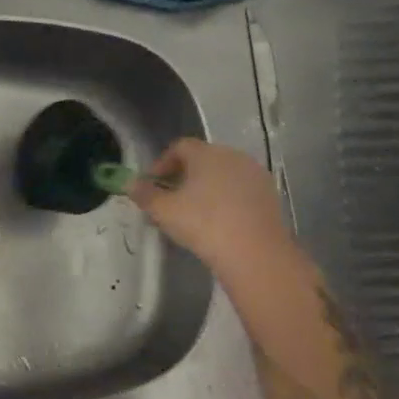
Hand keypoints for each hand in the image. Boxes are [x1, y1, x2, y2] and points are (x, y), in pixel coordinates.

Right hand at [128, 138, 291, 266]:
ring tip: (192, 213)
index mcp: (207, 154)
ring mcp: (254, 174)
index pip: (180, 147)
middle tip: (168, 201)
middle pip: (202, 159)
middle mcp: (233, 156)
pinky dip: (224, 199)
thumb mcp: (164, 211)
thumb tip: (130, 184)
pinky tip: (217, 221)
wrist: (253, 251)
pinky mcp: (268, 194)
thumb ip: (145, 194)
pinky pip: (239, 189)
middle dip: (182, 176)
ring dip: (204, 188)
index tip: (150, 185)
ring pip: (222, 174)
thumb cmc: (203, 224)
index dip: (161, 163)